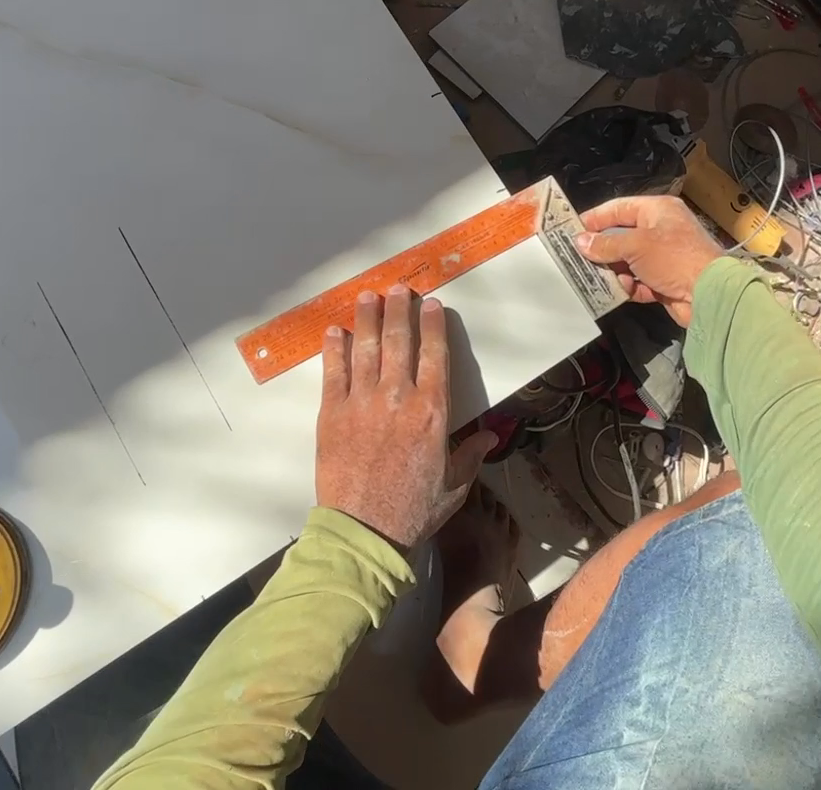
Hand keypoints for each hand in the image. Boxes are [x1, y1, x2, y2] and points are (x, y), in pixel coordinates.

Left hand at [317, 286, 497, 551]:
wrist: (364, 532)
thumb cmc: (413, 510)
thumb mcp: (454, 485)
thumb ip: (470, 455)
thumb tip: (489, 435)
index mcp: (432, 411)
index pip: (434, 354)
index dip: (433, 325)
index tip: (432, 305)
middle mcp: (398, 397)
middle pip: (400, 341)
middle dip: (400, 309)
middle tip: (399, 289)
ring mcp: (361, 402)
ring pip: (367, 348)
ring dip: (368, 318)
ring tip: (368, 296)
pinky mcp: (331, 414)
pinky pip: (334, 371)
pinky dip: (335, 348)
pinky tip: (336, 331)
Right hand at [575, 196, 722, 326]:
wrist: (710, 296)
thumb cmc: (676, 260)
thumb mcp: (636, 246)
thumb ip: (606, 244)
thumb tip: (581, 242)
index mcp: (658, 211)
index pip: (619, 208)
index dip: (595, 218)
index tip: (573, 229)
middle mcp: (661, 230)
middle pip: (621, 236)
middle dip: (603, 250)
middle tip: (580, 259)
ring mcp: (664, 257)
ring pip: (628, 261)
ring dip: (616, 272)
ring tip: (604, 278)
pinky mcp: (665, 281)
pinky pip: (638, 281)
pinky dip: (629, 287)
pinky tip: (622, 291)